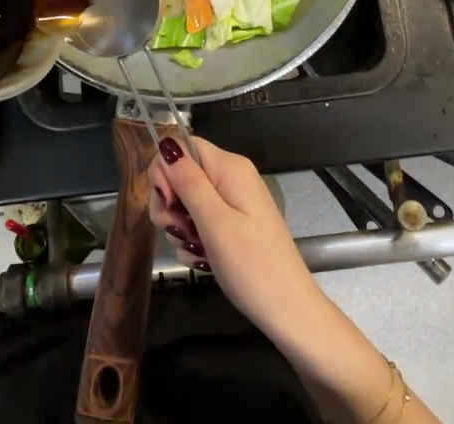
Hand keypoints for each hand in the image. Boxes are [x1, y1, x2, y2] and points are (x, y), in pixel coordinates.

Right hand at [148, 136, 322, 337]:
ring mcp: (232, 203)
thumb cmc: (252, 266)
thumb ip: (188, 182)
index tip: (169, 204)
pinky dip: (194, 241)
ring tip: (197, 252)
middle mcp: (231, 178)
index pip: (183, 145)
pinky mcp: (232, 225)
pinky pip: (199, 222)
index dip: (166, 170)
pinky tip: (203, 260)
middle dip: (170, 204)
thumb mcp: (215, 222)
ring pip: (186, 202)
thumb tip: (165, 143)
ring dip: (181, 228)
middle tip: (179, 232)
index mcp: (230, 168)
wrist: (288, 310)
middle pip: (182, 175)